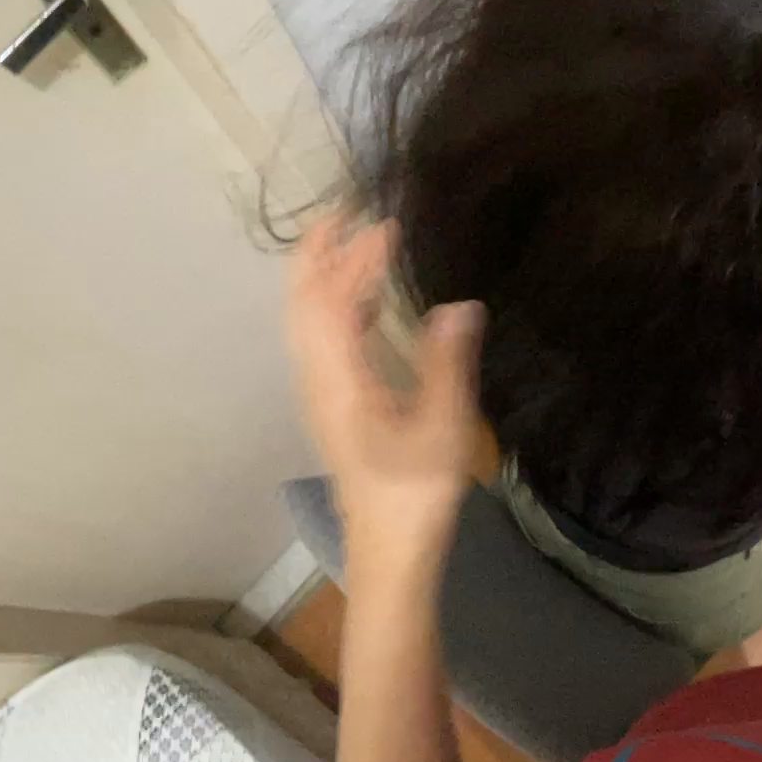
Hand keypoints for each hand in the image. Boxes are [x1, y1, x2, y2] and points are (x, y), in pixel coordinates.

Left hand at [288, 215, 484, 587]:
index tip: (387, 224)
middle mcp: (318, 380)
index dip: (354, 256)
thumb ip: (447, 363)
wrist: (387, 550)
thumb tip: (459, 305)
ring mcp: (321, 393)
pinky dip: (337, 305)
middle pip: (302, 302)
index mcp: (339, 380)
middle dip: (320, 252)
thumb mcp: (442, 428)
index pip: (332, 299)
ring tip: (357, 244)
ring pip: (307, 320)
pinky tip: (367, 303)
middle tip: (348, 212)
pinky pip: (322, 338)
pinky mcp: (333, 406)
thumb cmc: (415, 494)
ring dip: (326, 276)